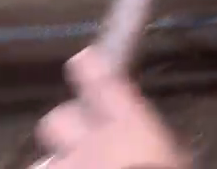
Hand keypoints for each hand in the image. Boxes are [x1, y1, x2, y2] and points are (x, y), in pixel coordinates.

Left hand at [35, 48, 187, 168]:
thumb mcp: (173, 158)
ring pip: (43, 163)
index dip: (89, 66)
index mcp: (127, 124)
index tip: (83, 58)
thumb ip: (155, 145)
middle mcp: (89, 141)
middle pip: (58, 118)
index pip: (102, 81)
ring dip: (56, 168)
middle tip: (75, 142)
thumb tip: (151, 143)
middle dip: (63, 127)